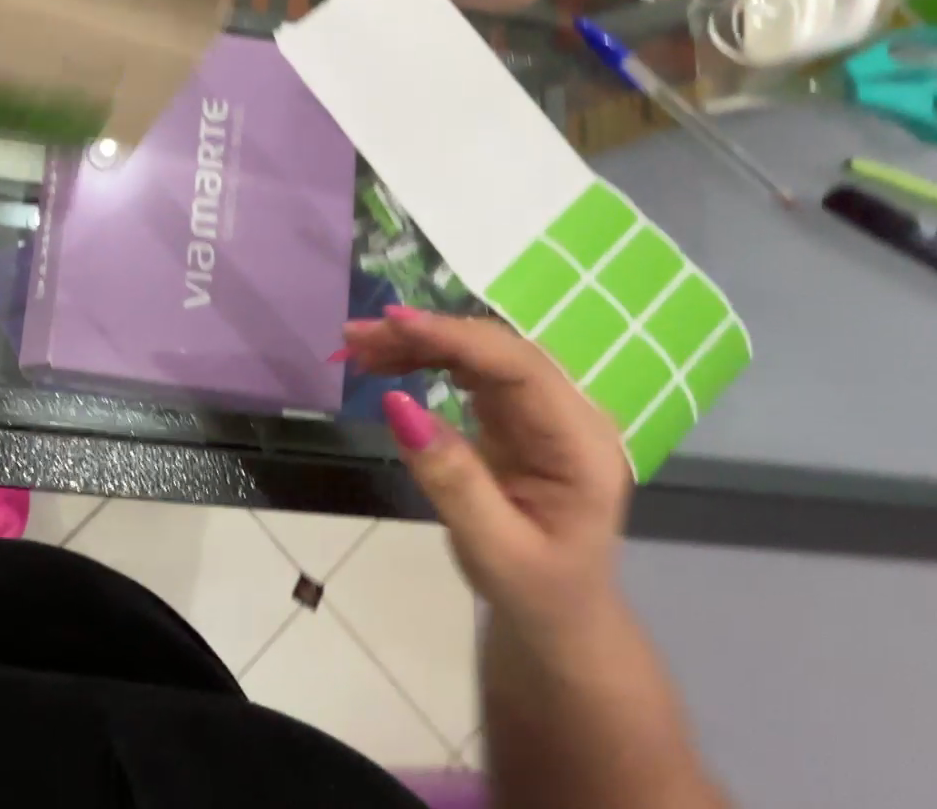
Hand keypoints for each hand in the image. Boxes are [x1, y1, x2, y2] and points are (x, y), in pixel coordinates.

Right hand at [343, 307, 631, 632]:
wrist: (561, 614)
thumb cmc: (535, 588)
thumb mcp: (490, 546)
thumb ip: (450, 476)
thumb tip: (396, 404)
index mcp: (581, 446)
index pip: (521, 368)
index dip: (456, 338)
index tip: (393, 323)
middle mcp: (570, 416)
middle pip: (498, 351)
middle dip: (425, 335)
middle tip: (354, 338)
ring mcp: (543, 413)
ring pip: (480, 355)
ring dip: (419, 344)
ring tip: (358, 347)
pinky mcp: (517, 417)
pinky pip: (471, 372)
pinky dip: (426, 360)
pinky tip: (389, 361)